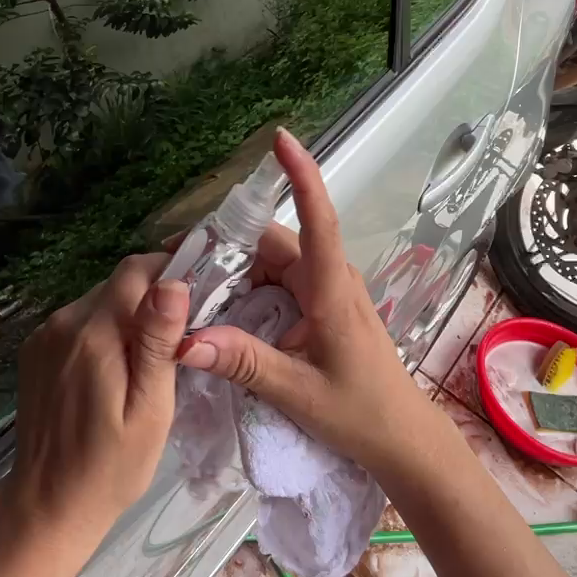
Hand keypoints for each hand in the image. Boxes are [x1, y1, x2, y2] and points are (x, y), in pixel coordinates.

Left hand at [0, 255, 188, 576]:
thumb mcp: (150, 410)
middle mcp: (64, 322)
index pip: (135, 269)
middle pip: (117, 283)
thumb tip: (172, 282)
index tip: (196, 291)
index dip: (168, 269)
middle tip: (177, 339)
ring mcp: (45, 334)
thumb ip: (158, 342)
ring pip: (99, 300)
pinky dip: (102, 332)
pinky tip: (112, 372)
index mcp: (95, 333)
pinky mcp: (36, 348)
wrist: (46, 504)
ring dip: (126, 316)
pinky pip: (78, 322)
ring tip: (146, 362)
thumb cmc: (111, 467)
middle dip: (150, 298)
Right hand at [175, 128, 450, 481]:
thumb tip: (184, 341)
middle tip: (174, 256)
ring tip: (186, 281)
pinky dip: (244, 284)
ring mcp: (324, 286)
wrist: (402, 438)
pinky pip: (274, 278)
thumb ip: (242, 363)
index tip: (282, 138)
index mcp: (331, 289)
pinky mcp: (318, 300)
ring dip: (232, 266)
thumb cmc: (359, 413)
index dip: (301, 175)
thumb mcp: (296, 392)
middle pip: (271, 240)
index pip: (318, 220)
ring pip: (269, 259)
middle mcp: (328, 276)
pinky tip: (216, 301)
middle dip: (226, 242)